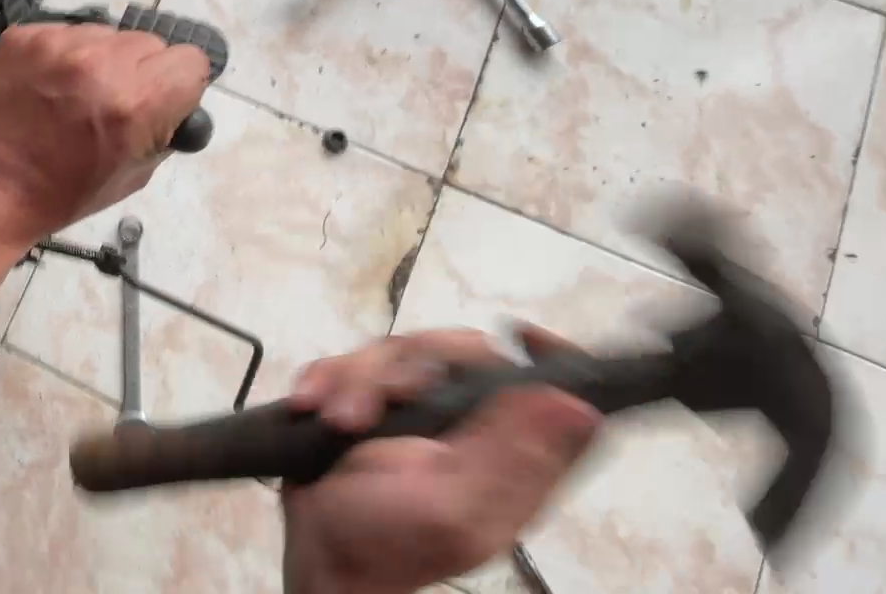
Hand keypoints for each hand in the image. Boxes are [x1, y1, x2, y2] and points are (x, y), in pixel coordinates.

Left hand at [0, 23, 209, 250]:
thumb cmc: (62, 194)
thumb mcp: (135, 174)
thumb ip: (163, 127)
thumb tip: (176, 101)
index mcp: (134, 102)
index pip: (191, 61)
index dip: (180, 85)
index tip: (162, 101)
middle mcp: (99, 63)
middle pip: (151, 43)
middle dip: (142, 71)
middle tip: (113, 103)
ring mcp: (57, 44)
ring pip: (107, 33)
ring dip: (102, 59)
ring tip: (73, 94)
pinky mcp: (24, 36)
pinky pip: (65, 32)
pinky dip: (63, 55)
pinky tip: (46, 86)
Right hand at [281, 328, 601, 593]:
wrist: (315, 552)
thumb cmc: (386, 540)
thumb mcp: (451, 507)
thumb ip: (508, 455)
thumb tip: (576, 406)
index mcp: (507, 455)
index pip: (550, 393)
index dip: (549, 358)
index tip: (521, 333)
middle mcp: (467, 426)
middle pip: (457, 352)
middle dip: (403, 368)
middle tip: (367, 408)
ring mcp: (416, 411)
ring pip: (397, 352)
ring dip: (354, 379)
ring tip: (334, 420)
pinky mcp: (369, 400)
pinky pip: (350, 361)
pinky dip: (326, 377)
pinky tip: (308, 402)